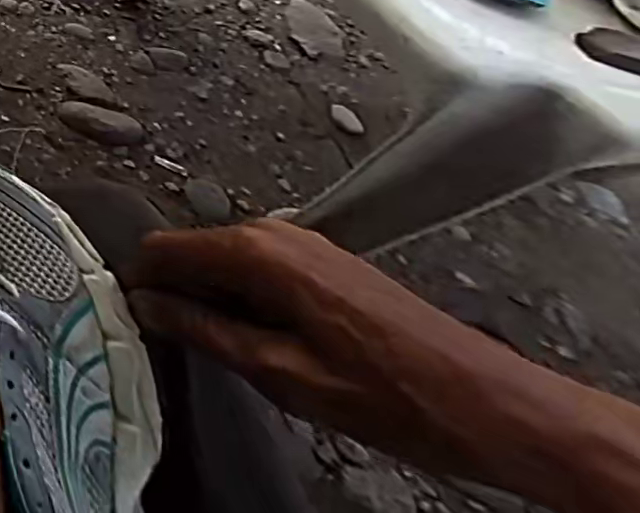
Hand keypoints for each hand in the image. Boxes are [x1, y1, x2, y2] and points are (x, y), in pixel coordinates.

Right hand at [127, 219, 616, 501]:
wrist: (504, 408)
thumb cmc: (397, 396)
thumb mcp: (282, 374)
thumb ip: (201, 331)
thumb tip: (146, 307)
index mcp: (255, 252)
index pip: (160, 247)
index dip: (140, 281)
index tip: (136, 313)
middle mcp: (271, 231)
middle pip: (188, 249)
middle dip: (177, 289)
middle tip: (187, 339)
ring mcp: (297, 239)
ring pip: (217, 257)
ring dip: (211, 293)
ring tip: (233, 344)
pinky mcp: (317, 255)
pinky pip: (251, 263)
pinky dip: (241, 292)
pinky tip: (266, 333)